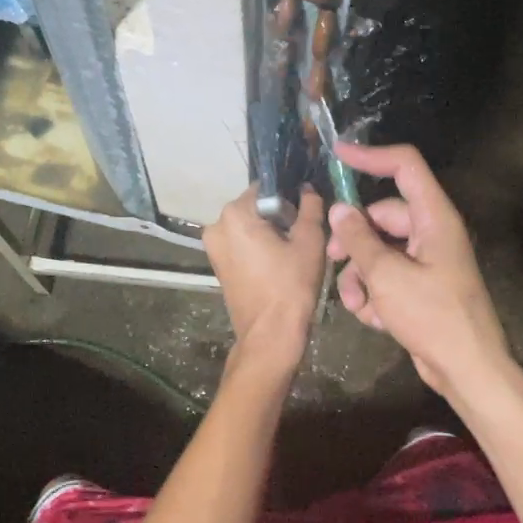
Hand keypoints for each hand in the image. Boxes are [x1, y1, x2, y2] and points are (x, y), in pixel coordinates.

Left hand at [205, 186, 325, 376]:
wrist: (270, 335)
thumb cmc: (291, 285)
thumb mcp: (309, 242)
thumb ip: (310, 208)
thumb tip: (307, 189)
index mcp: (235, 213)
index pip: (266, 188)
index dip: (289, 199)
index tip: (305, 215)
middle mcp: (216, 225)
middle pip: (255, 208)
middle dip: (278, 217)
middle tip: (302, 237)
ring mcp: (213, 247)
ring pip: (248, 227)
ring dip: (269, 233)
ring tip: (292, 253)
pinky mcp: (217, 265)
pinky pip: (241, 245)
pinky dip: (258, 248)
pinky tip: (277, 264)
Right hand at [325, 143, 510, 396]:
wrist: (467, 370)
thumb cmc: (433, 316)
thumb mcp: (387, 276)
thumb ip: (359, 239)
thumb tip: (338, 210)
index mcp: (434, 218)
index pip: (405, 167)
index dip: (372, 156)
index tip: (337, 154)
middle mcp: (431, 233)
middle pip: (382, 216)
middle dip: (354, 239)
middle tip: (332, 258)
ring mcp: (427, 262)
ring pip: (380, 250)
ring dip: (360, 274)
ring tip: (355, 304)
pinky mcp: (420, 288)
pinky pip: (388, 276)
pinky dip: (374, 294)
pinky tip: (372, 319)